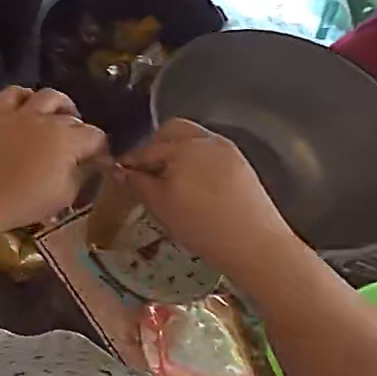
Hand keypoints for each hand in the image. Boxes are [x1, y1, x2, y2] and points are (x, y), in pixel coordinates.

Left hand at [0, 87, 107, 233]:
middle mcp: (49, 120)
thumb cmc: (29, 201)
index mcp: (69, 139)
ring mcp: (24, 115)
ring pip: (49, 96)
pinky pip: (13, 94)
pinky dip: (23, 96)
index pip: (97, 137)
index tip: (99, 164)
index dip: (102, 151)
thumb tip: (93, 162)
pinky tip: (29, 108)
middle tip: (80, 153)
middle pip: (75, 119)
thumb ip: (84, 173)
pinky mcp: (2, 117)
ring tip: (61, 121)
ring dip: (61, 106)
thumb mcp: (67, 194)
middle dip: (82, 134)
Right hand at [115, 118, 301, 278]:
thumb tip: (120, 170)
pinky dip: (194, 160)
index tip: (121, 172)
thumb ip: (137, 183)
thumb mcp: (161, 207)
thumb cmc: (203, 227)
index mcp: (182, 146)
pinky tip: (192, 185)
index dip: (130, 160)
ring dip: (176, 152)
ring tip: (169, 180)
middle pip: (172, 131)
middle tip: (145, 171)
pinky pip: (209, 152)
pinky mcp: (240, 162)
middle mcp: (205, 139)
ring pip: (192, 140)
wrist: (256, 244)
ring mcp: (226, 149)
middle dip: (155, 146)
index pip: (146, 148)